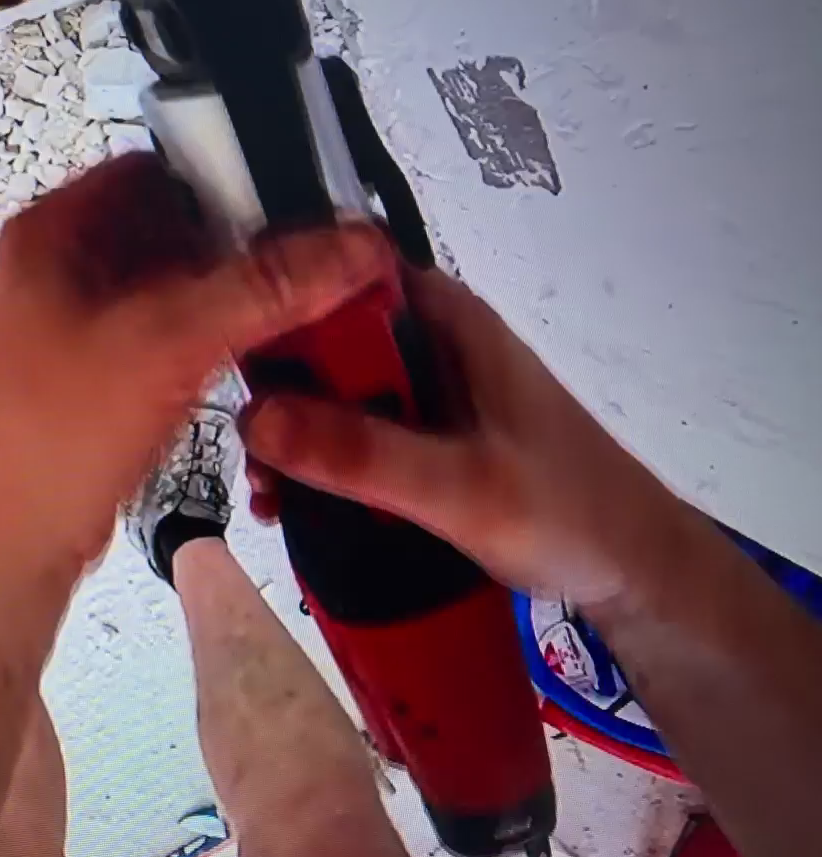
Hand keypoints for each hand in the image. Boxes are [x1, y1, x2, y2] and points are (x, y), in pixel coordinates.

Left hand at [0, 154, 383, 561]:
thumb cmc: (53, 433)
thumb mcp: (159, 345)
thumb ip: (259, 287)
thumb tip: (359, 243)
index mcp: (46, 237)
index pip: (151, 172)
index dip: (229, 179)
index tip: (307, 204)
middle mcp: (51, 273)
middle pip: (161, 231)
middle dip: (237, 246)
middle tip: (325, 261)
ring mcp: (65, 328)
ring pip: (161, 289)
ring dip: (224, 297)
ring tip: (308, 305)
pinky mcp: (85, 378)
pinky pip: (153, 338)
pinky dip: (200, 339)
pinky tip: (254, 352)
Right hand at [240, 264, 691, 605]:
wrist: (633, 579)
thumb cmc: (573, 517)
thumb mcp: (462, 486)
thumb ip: (360, 453)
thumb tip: (253, 419)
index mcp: (444, 324)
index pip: (338, 276)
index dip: (277, 300)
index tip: (224, 346)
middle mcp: (419, 347)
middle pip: (316, 339)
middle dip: (272, 392)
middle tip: (252, 449)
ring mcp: (410, 393)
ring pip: (317, 392)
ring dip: (280, 438)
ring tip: (269, 492)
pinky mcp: (404, 434)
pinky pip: (331, 432)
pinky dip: (302, 463)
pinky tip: (287, 502)